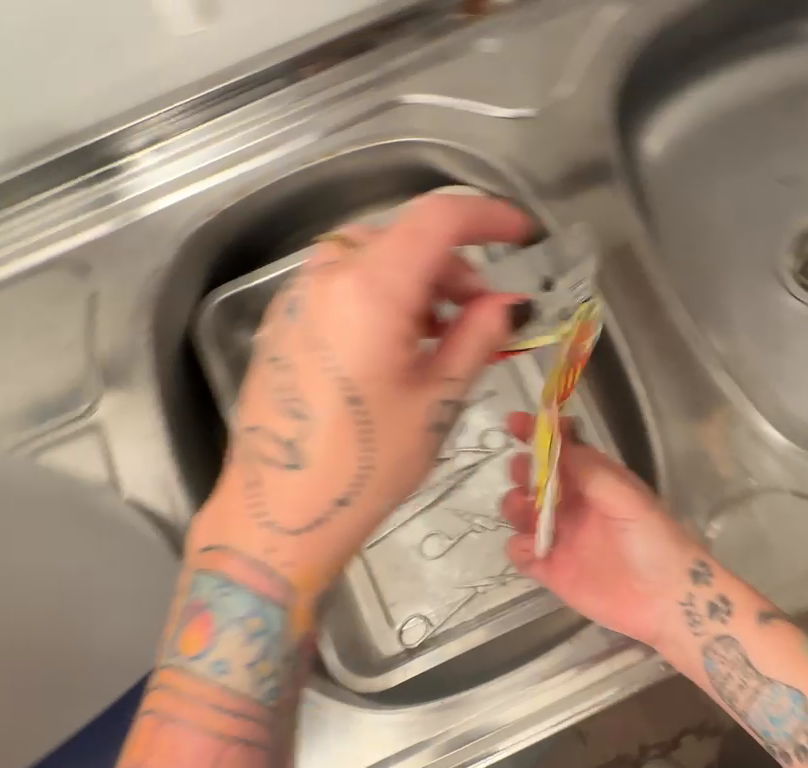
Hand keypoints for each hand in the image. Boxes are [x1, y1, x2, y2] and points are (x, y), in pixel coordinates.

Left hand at [214, 193, 536, 583]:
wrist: (283, 509)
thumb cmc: (370, 462)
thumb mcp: (439, 400)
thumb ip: (479, 336)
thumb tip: (511, 302)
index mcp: (371, 288)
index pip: (438, 218)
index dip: (489, 217)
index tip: (523, 237)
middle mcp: (327, 275)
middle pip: (405, 236)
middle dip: (456, 267)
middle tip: (486, 317)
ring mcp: (299, 295)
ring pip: (374, 258)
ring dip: (420, 283)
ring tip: (445, 339)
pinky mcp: (286, 321)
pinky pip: (344, 284)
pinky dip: (385, 297)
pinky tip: (401, 347)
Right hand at [498, 411, 704, 647]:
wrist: (667, 600)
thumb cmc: (656, 542)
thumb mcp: (628, 499)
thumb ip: (591, 472)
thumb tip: (556, 443)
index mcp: (596, 482)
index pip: (562, 450)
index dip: (538, 434)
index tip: (514, 423)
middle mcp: (575, 505)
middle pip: (534, 479)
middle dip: (523, 471)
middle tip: (524, 475)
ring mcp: (562, 538)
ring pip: (521, 513)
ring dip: (515, 506)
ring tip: (527, 512)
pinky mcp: (552, 571)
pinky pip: (520, 553)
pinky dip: (517, 548)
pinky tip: (531, 550)